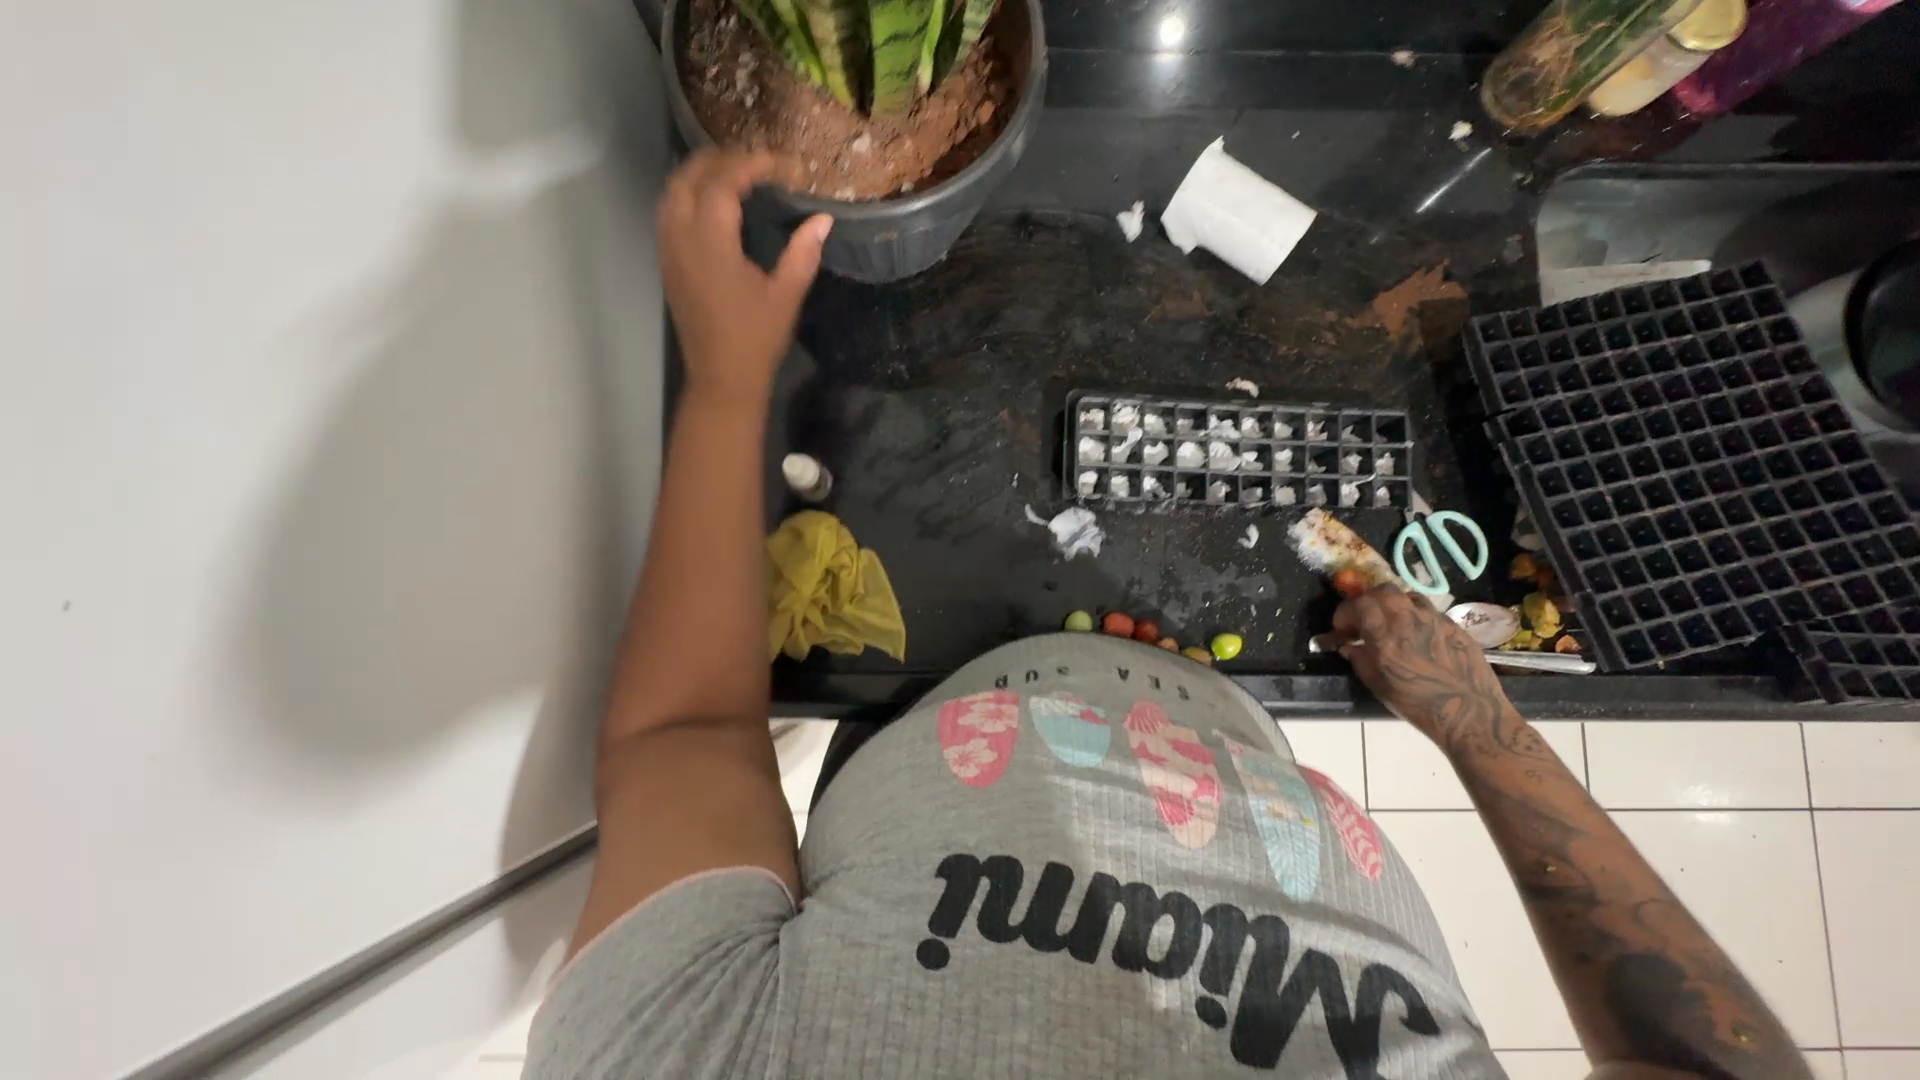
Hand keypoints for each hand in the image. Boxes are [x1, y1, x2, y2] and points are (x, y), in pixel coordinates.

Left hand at [657, 149, 831, 404]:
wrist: (721, 378)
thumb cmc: (756, 340)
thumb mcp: (786, 296)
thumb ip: (803, 253)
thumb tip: (822, 220)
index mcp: (712, 244)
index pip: (723, 183)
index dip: (751, 164)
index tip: (780, 165)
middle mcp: (682, 239)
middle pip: (689, 177)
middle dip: (720, 160)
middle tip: (755, 162)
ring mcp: (669, 251)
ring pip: (672, 192)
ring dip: (699, 174)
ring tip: (732, 174)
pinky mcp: (667, 264)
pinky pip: (668, 213)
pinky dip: (687, 195)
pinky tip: (712, 204)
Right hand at [1331, 585, 1514, 745]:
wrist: (1469, 712)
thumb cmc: (1416, 704)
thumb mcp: (1377, 685)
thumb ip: (1360, 660)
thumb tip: (1349, 646)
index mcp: (1385, 636)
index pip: (1358, 605)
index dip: (1344, 613)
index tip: (1342, 629)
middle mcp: (1408, 620)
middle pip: (1383, 591)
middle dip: (1368, 600)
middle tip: (1365, 617)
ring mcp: (1434, 620)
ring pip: (1408, 597)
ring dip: (1393, 605)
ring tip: (1392, 622)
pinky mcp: (1454, 626)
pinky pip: (1430, 611)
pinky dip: (1416, 617)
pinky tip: (1417, 635)